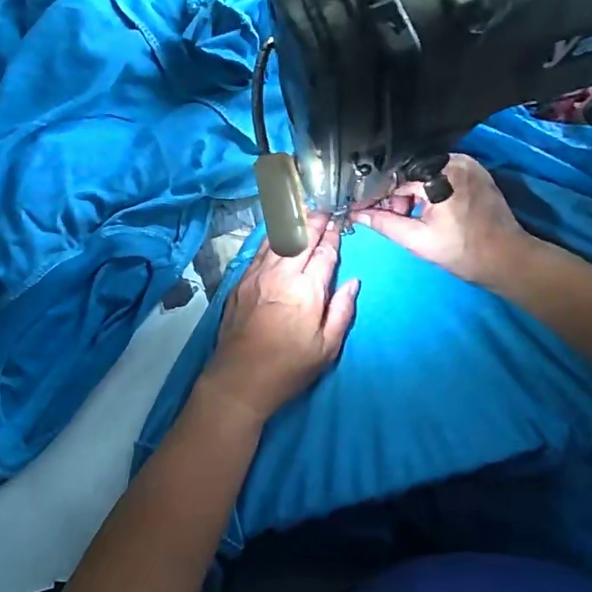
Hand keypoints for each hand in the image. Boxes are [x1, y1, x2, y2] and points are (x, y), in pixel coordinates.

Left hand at [195, 215, 359, 425]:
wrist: (239, 379)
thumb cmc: (288, 368)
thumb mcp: (326, 347)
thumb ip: (342, 311)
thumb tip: (353, 283)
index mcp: (306, 290)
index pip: (324, 253)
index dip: (333, 237)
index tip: (339, 225)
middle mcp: (280, 275)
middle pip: (300, 239)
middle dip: (314, 222)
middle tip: (324, 213)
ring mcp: (256, 276)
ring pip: (277, 240)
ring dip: (292, 226)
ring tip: (303, 216)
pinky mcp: (240, 283)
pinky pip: (259, 252)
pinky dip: (272, 239)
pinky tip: (278, 237)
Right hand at [353, 154, 536, 289]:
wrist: (505, 258)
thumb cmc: (463, 252)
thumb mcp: (417, 240)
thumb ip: (384, 223)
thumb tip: (357, 214)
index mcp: (441, 175)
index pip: (395, 178)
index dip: (376, 196)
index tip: (363, 209)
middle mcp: (455, 160)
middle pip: (408, 171)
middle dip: (395, 194)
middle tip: (393, 218)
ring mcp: (467, 163)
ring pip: (423, 171)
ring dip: (411, 192)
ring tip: (412, 217)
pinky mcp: (474, 169)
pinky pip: (440, 172)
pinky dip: (428, 188)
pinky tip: (428, 210)